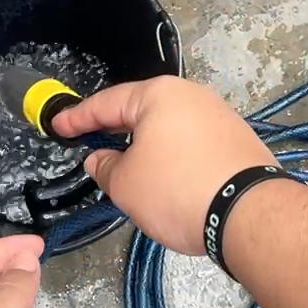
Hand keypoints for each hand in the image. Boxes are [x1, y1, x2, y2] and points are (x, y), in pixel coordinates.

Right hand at [50, 75, 276, 253]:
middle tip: (90, 142)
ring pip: (169, 127)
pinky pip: (192, 141)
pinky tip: (167, 176)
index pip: (107, 102)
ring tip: (129, 167)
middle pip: (141, 110)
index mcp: (158, 95)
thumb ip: (106, 168)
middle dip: (115, 129)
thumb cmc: (178, 189)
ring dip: (146, 145)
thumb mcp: (127, 184)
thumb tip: (101, 159)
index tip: (58, 125)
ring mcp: (218, 115)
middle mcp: (191, 95)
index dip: (78, 117)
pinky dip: (173, 155)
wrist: (249, 213)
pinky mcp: (236, 139)